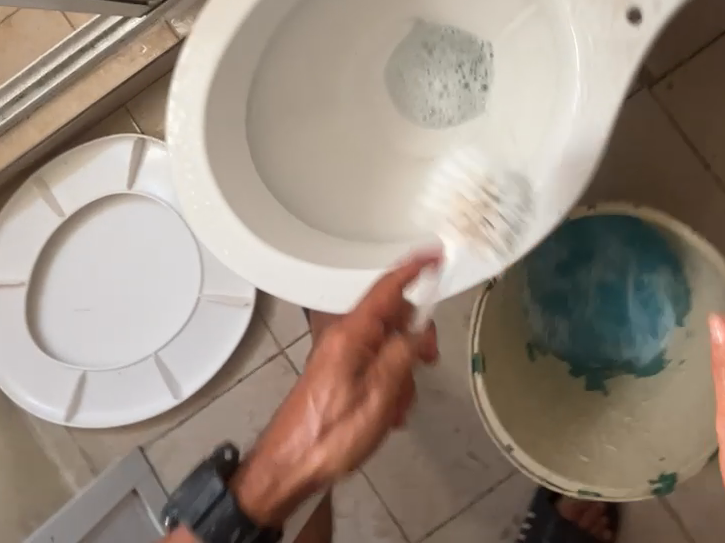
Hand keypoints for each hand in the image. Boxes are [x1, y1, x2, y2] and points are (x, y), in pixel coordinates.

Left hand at [231, 253, 441, 525]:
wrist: (288, 469)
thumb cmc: (330, 434)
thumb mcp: (378, 394)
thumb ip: (403, 355)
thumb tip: (421, 330)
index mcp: (353, 332)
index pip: (388, 287)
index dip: (414, 268)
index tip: (436, 255)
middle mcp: (346, 336)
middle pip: (393, 317)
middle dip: (415, 339)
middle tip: (427, 363)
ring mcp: (342, 354)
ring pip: (388, 345)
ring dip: (402, 372)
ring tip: (397, 406)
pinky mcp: (340, 373)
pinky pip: (375, 365)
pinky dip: (389, 384)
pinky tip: (387, 412)